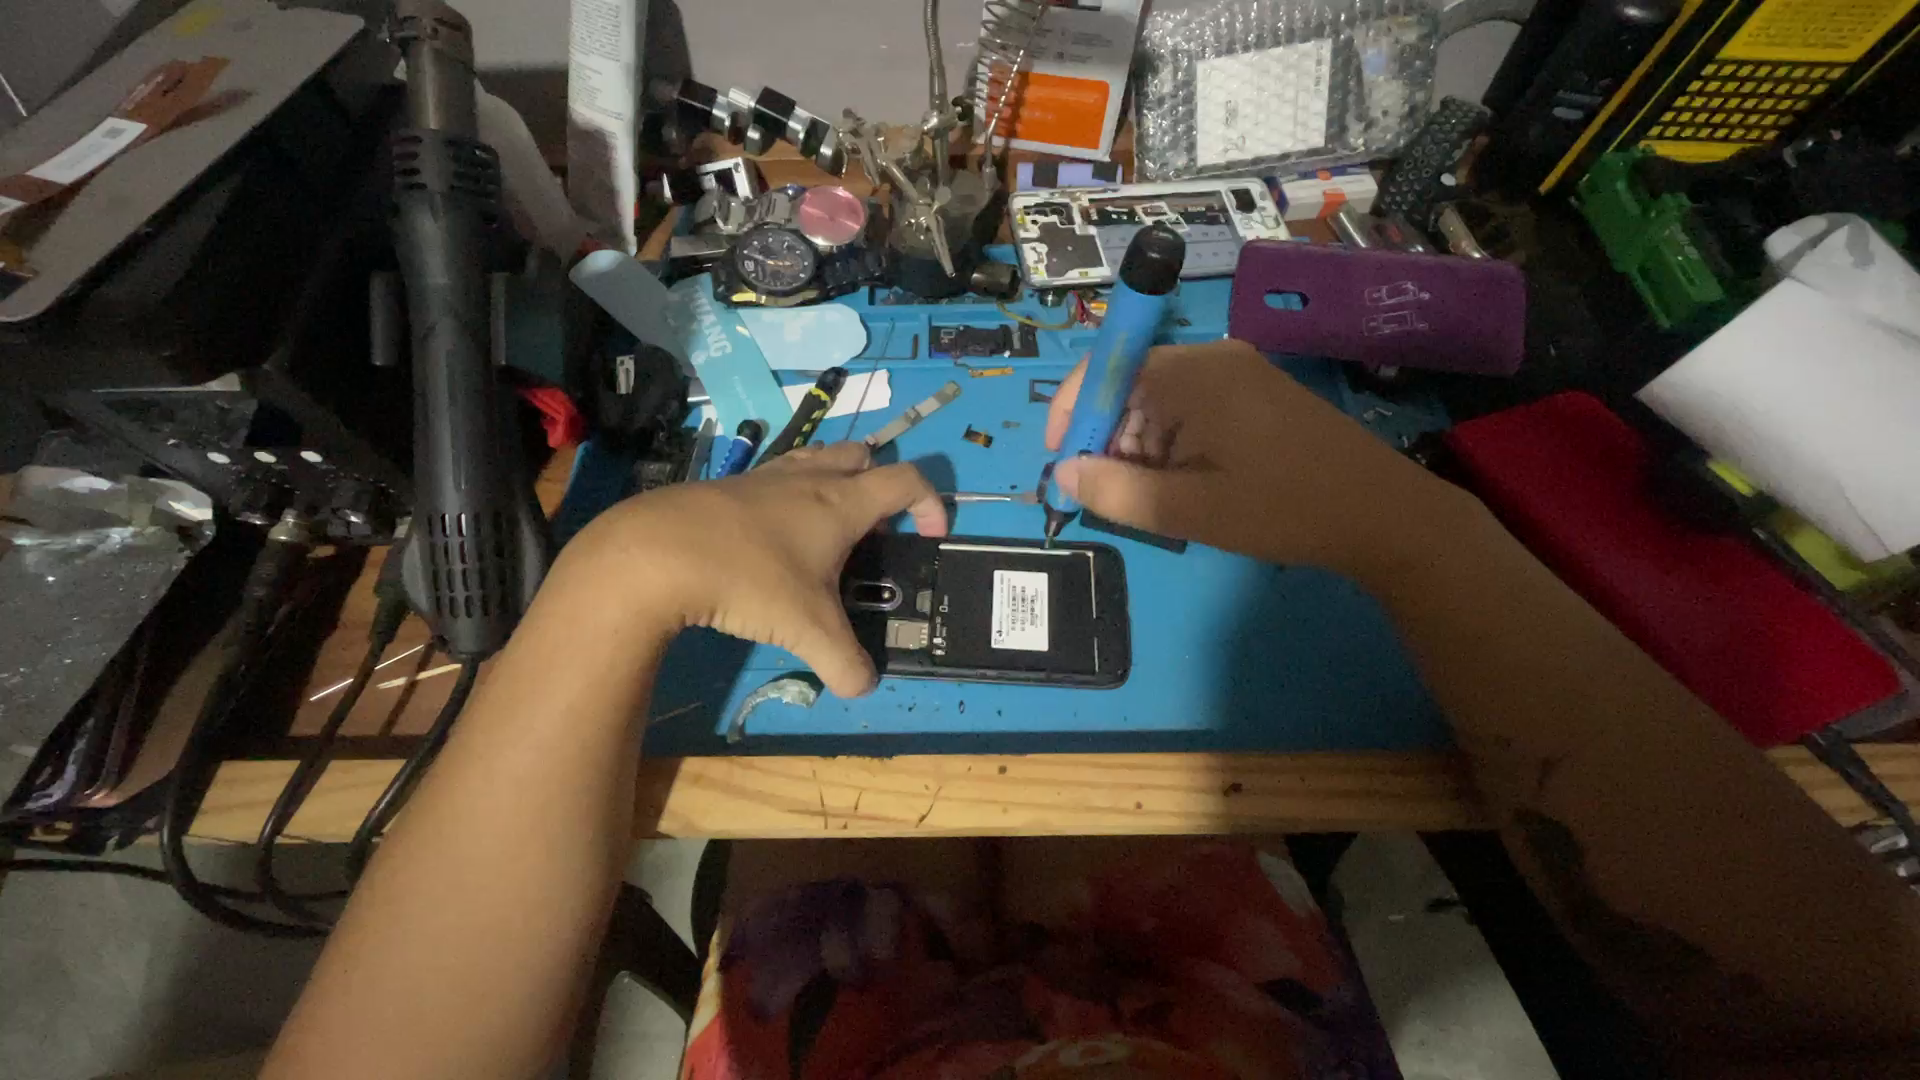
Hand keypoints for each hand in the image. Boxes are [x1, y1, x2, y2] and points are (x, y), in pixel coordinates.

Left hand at [557, 441, 946, 695]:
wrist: (655, 554)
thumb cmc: (749, 580)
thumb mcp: (807, 630)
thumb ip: (845, 663)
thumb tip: (863, 687)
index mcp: (841, 503)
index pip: (907, 480)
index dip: (932, 503)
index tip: (931, 537)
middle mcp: (809, 479)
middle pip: (863, 455)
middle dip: (881, 484)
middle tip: (875, 530)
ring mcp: (766, 477)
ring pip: (817, 459)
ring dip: (835, 483)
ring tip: (827, 530)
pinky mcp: (728, 487)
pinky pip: (777, 478)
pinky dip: (790, 497)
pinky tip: (771, 540)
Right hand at [1044, 340, 1474, 581]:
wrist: (1385, 514)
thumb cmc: (1282, 508)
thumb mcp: (1188, 509)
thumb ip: (1115, 490)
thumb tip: (1061, 474)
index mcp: (1192, 373)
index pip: (1104, 369)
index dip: (1070, 413)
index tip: (1062, 464)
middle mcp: (1212, 359)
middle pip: (1130, 388)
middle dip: (1110, 441)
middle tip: (1116, 496)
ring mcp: (1238, 374)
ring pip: (1161, 404)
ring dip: (1144, 449)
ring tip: (1161, 500)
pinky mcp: (1256, 394)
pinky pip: (1193, 410)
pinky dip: (1175, 446)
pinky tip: (1190, 486)